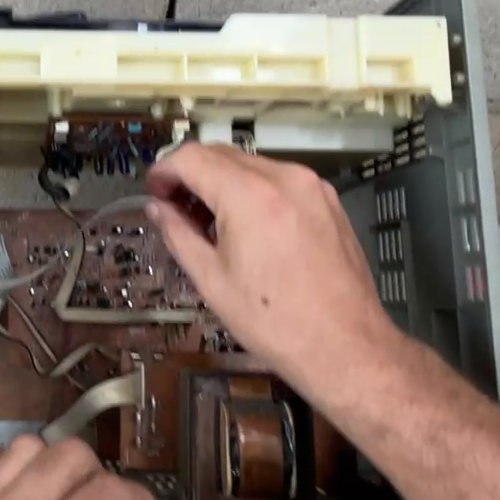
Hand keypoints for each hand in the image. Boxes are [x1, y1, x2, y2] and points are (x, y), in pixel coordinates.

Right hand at [145, 142, 405, 388]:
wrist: (345, 346)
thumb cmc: (274, 321)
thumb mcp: (211, 280)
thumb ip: (178, 234)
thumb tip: (158, 209)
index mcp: (250, 196)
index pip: (192, 157)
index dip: (164, 170)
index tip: (154, 192)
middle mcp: (284, 178)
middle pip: (220, 153)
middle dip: (190, 174)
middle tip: (174, 206)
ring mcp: (311, 186)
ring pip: (250, 164)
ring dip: (221, 181)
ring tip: (209, 221)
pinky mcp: (327, 200)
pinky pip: (278, 179)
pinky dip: (252, 190)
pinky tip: (245, 225)